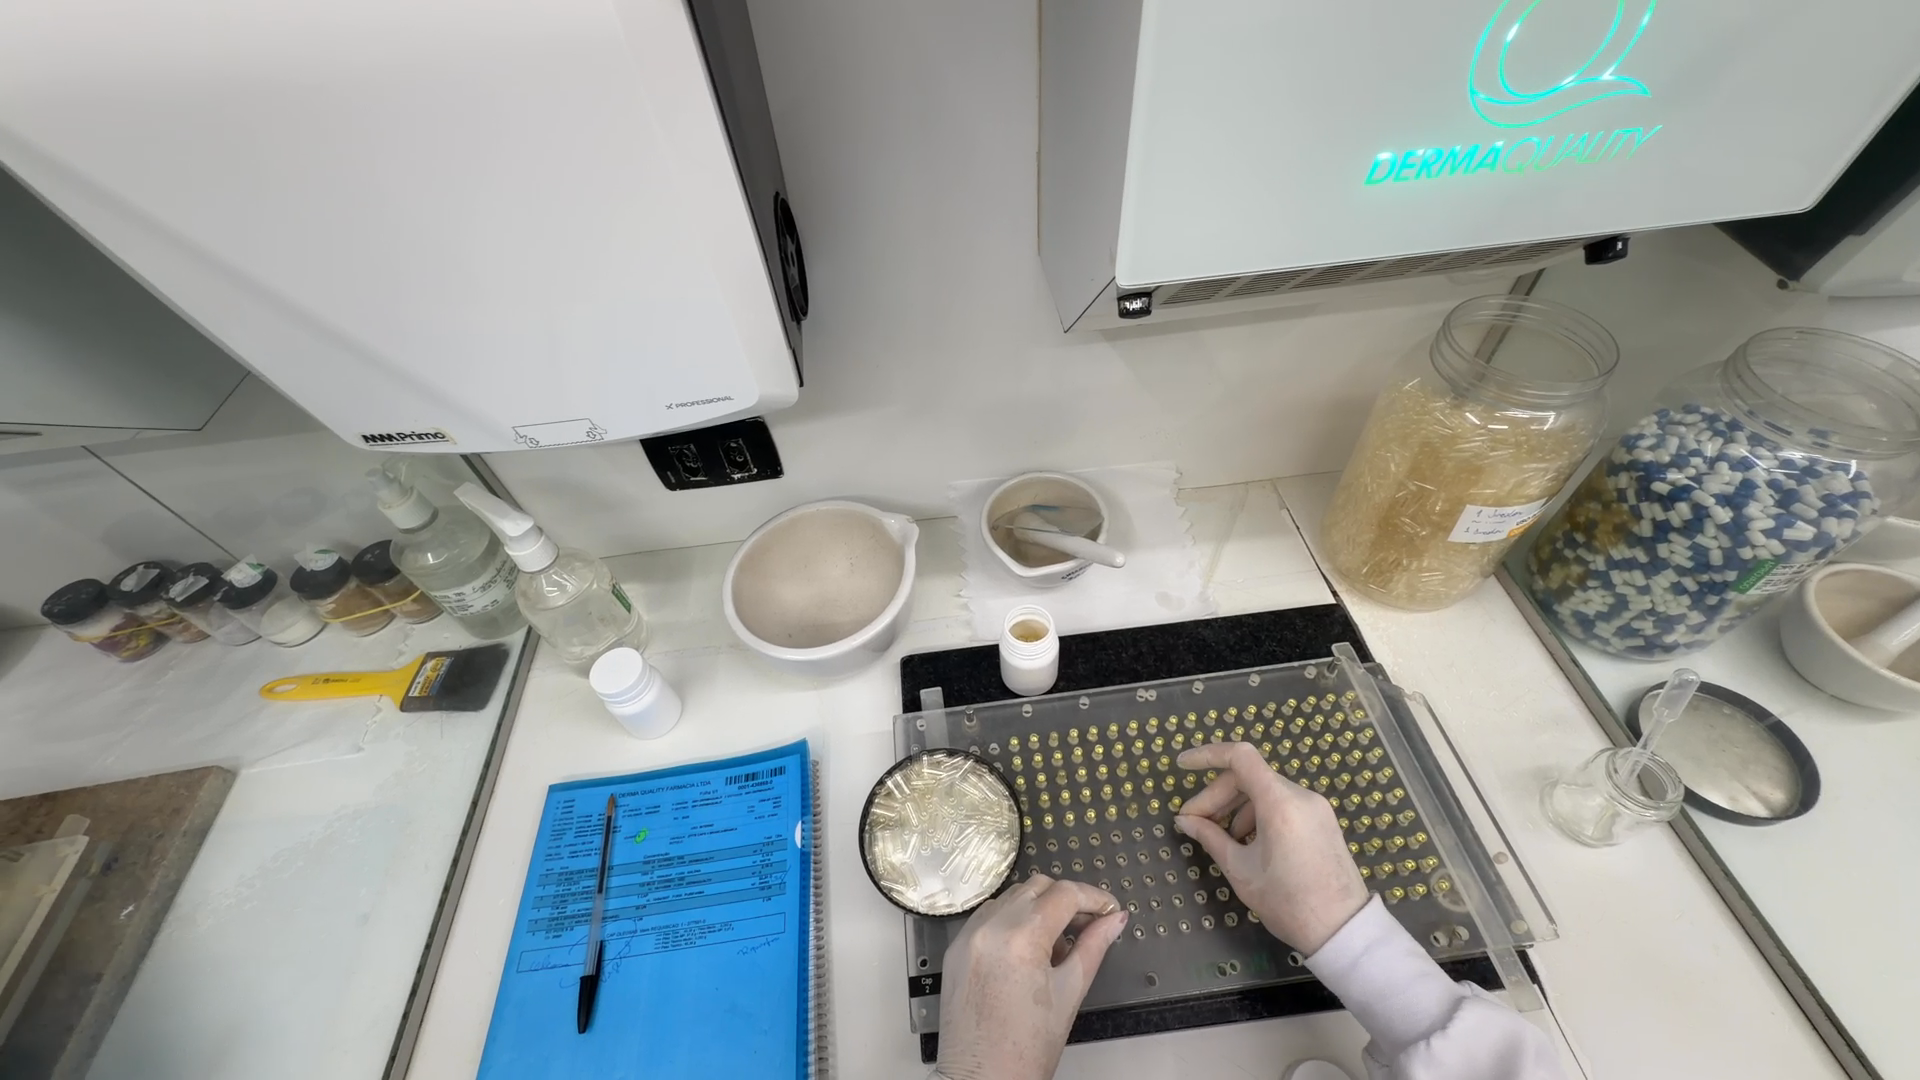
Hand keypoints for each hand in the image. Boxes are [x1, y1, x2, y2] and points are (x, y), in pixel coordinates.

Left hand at [932, 874, 1127, 1079]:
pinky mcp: (956, 945)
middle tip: (1088, 924)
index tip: (1110, 909)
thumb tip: (1116, 919)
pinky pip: (989, 913)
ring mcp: (969, 933)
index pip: (1064, 894)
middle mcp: (991, 925)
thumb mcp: (1069, 994)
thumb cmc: (1027, 1049)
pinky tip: (1026, 948)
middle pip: (1037, 886)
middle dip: (1066, 899)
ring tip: (1057, 944)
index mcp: (1022, 937)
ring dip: (1038, 907)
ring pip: (1012, 895)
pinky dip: (1012, 919)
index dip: (1093, 897)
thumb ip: (1094, 947)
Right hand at [1173, 741, 1369, 955]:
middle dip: (1216, 795)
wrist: (1345, 933)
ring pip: (1263, 789)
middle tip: (1195, 822)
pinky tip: (1246, 841)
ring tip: (1220, 837)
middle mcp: (1300, 796)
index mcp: (1280, 803)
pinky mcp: (1322, 820)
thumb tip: (1184, 821)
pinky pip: (1281, 803)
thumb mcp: (1240, 870)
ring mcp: (1315, 807)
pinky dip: (1256, 813)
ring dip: (1235, 806)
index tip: (1182, 766)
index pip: (1239, 756)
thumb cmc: (1289, 903)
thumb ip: (1210, 837)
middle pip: (1247, 776)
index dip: (1207, 754)